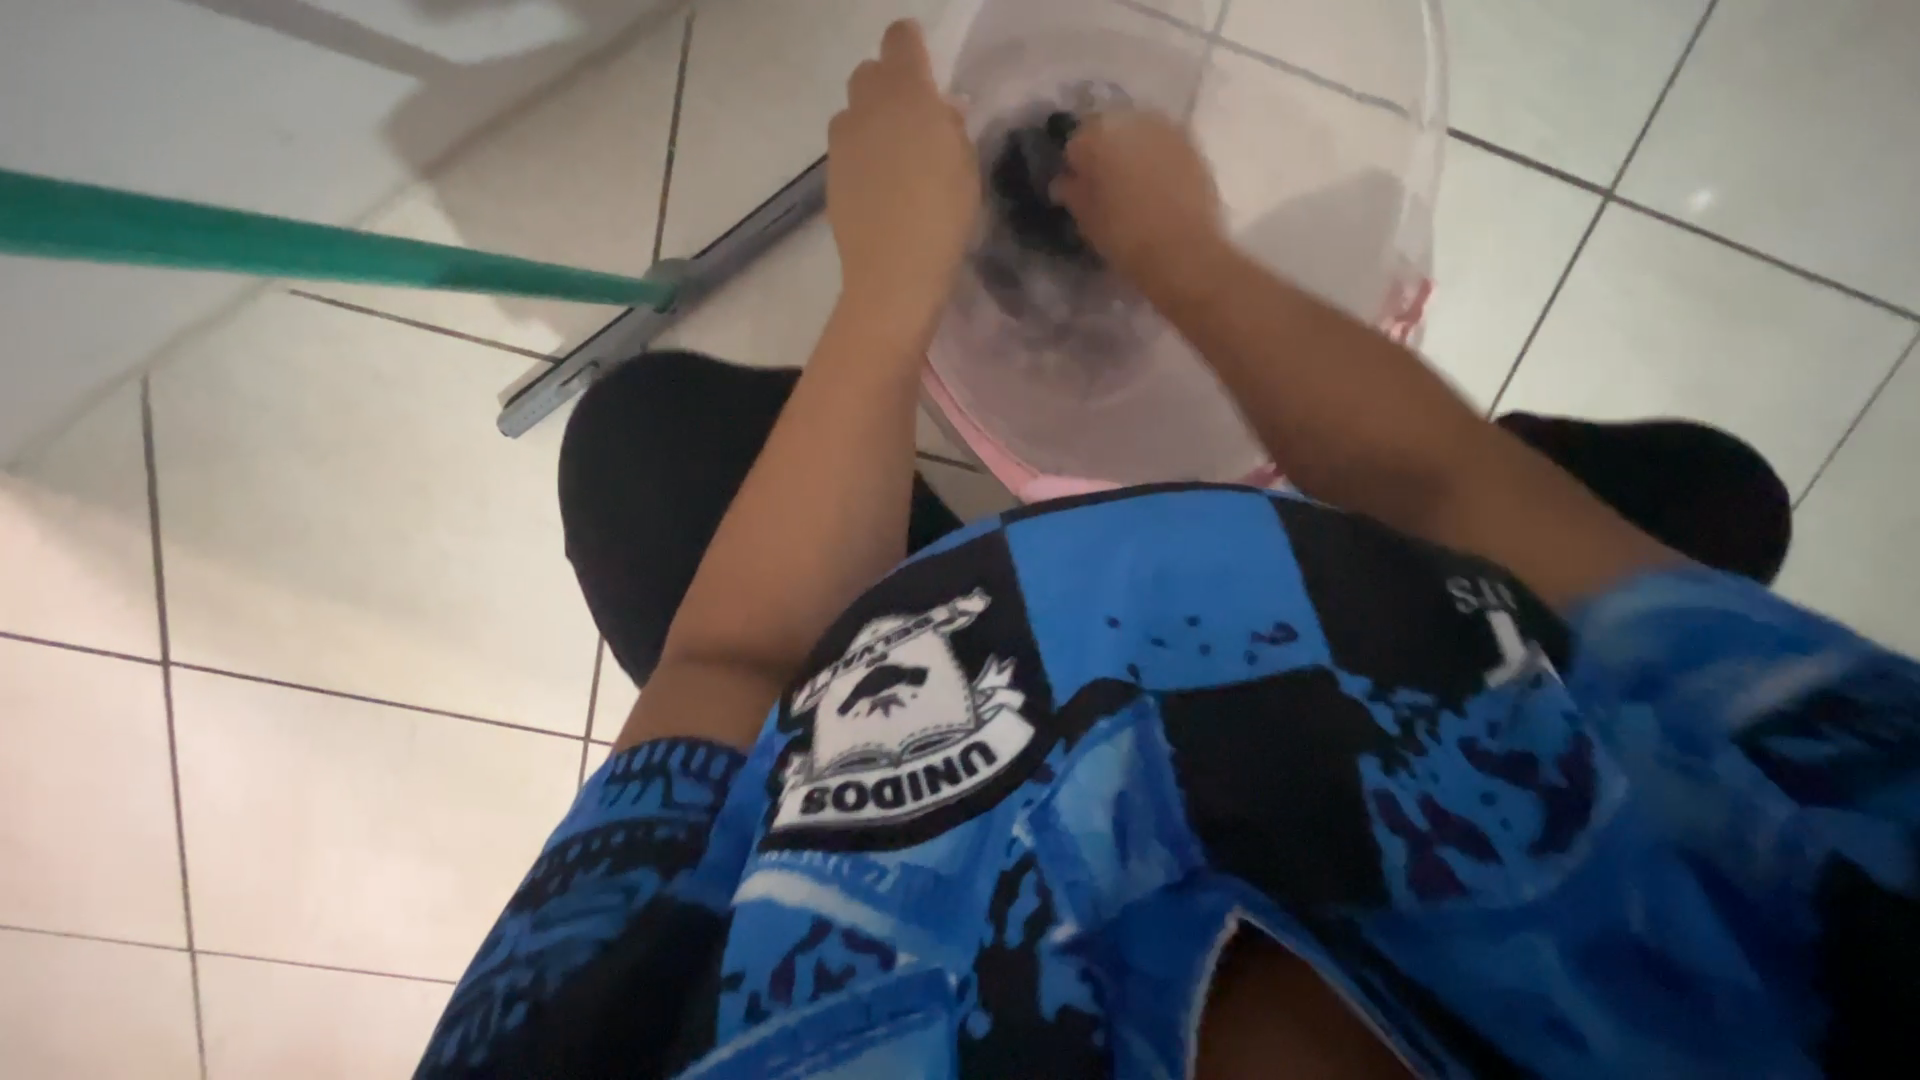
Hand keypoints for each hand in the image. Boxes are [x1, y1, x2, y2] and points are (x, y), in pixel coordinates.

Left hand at [828, 20, 979, 328]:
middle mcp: (867, 106)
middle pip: (870, 72)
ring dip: (872, 123)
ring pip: (853, 112)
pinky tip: (881, 190)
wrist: (893, 273)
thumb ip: (952, 128)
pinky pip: (846, 149)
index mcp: (907, 93)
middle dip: (889, 87)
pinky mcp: (830, 173)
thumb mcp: (966, 168)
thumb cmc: (943, 218)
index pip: (900, 40)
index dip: (912, 49)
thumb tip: (943, 110)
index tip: (927, 74)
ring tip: (896, 160)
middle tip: (914, 123)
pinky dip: (862, 157)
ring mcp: (842, 140)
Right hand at [1050, 109, 1225, 283]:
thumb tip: (1064, 182)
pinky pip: (1164, 146)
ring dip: (1132, 153)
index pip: (1075, 143)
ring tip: (1133, 187)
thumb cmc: (1125, 237)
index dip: (1074, 167)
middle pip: (1110, 130)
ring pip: (1139, 134)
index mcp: (1098, 136)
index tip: (1077, 189)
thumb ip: (1072, 193)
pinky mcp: (1193, 145)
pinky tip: (1157, 188)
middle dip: (1104, 153)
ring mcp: (1167, 130)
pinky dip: (1157, 160)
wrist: (1184, 251)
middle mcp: (1133, 120)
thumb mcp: (1087, 220)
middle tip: (1104, 187)